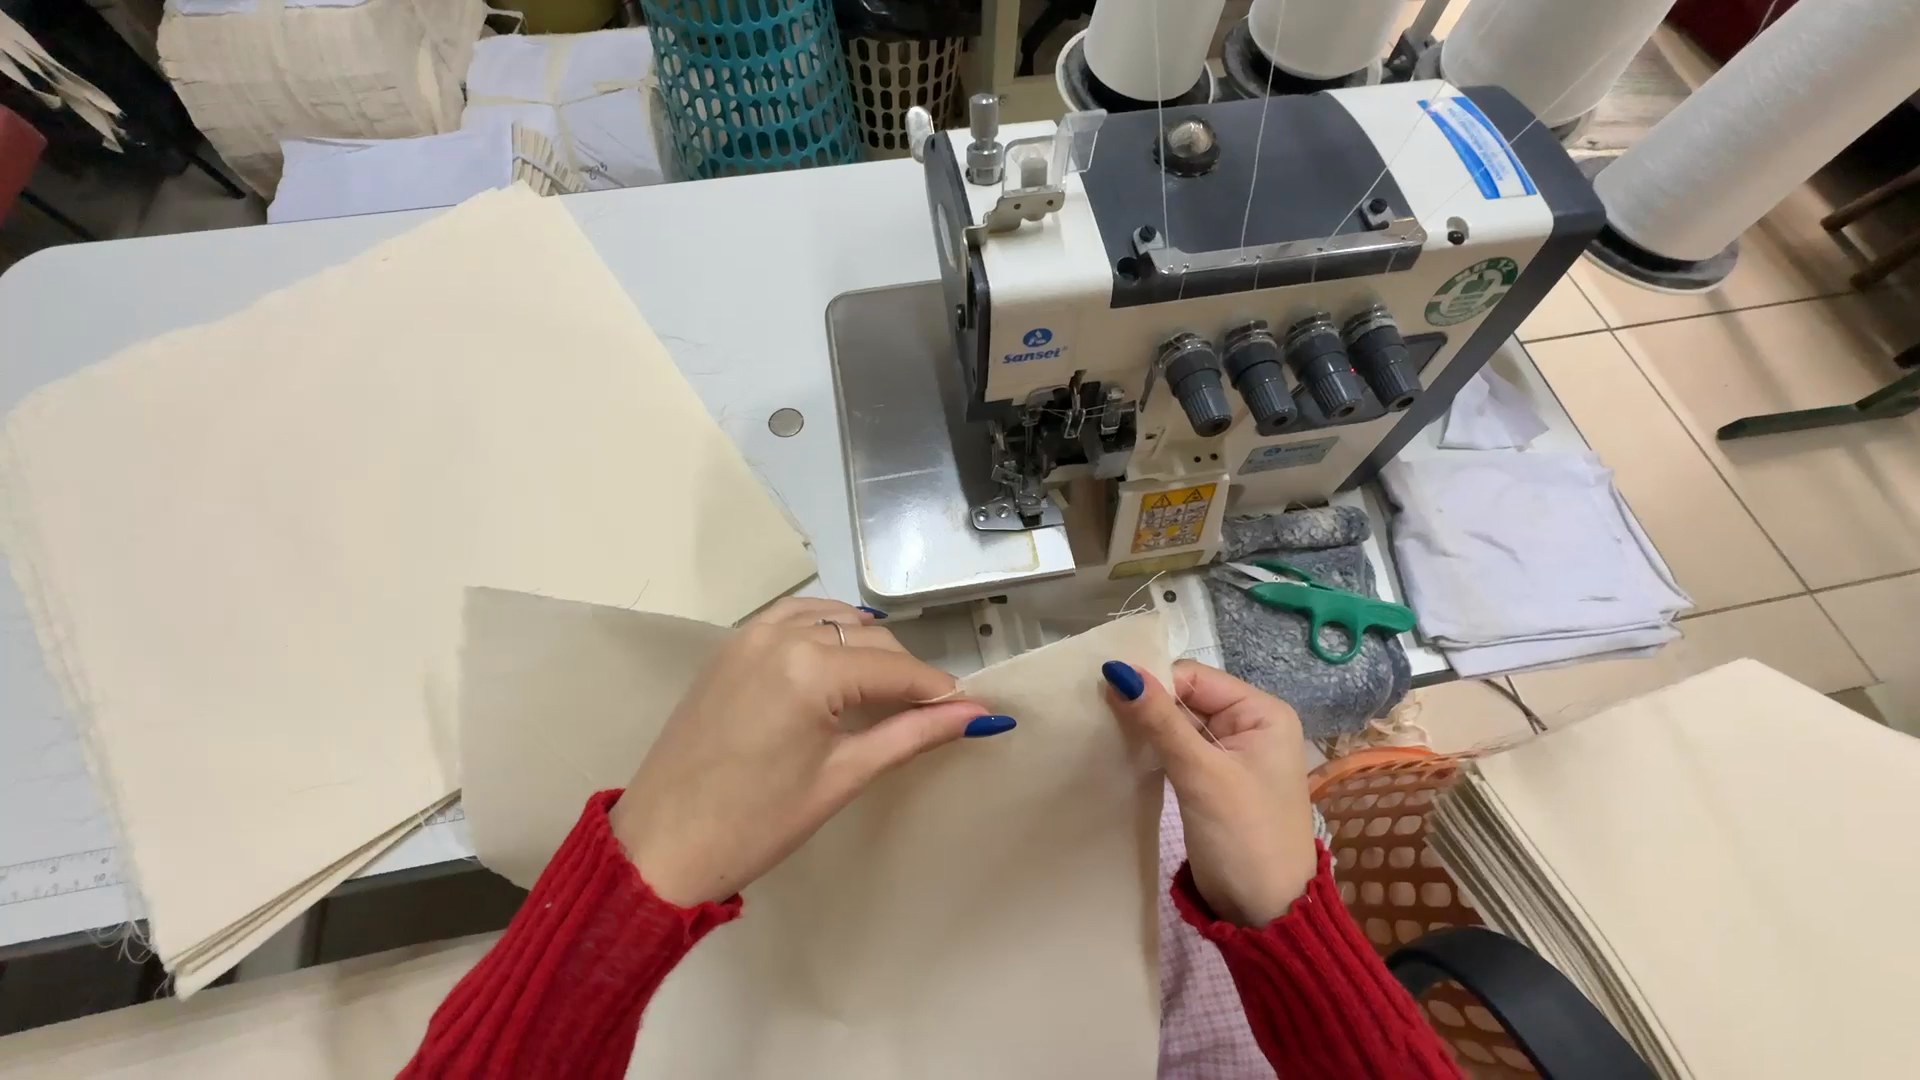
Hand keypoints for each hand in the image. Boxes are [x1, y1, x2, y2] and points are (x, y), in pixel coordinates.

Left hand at [609, 598, 1011, 906]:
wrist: (659, 846)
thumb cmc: (755, 824)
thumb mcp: (842, 777)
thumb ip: (912, 735)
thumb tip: (978, 716)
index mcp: (811, 669)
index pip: (896, 669)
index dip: (939, 690)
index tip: (973, 709)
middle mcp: (782, 635)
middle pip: (870, 640)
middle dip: (906, 673)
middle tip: (932, 712)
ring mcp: (751, 634)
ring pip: (833, 620)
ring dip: (867, 646)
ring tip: (887, 691)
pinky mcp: (731, 645)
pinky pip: (793, 617)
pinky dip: (825, 627)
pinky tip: (839, 655)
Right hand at [1102, 659, 1316, 926]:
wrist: (1266, 916)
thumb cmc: (1244, 837)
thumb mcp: (1202, 774)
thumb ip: (1161, 720)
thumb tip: (1118, 670)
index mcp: (1262, 713)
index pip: (1195, 678)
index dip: (1154, 682)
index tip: (1107, 693)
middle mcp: (1249, 725)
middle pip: (1186, 696)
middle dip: (1147, 702)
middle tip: (1097, 710)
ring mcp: (1230, 753)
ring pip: (1177, 722)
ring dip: (1146, 725)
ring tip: (1103, 727)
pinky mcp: (1211, 778)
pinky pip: (1176, 747)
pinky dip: (1152, 747)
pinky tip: (1122, 750)